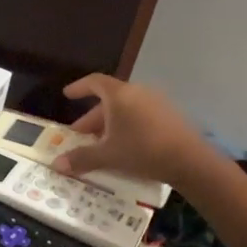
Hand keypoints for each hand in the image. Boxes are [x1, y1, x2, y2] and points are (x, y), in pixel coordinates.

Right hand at [52, 74, 209, 183]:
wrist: (189, 160)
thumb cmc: (142, 151)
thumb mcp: (108, 156)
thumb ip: (81, 158)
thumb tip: (56, 164)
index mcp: (119, 95)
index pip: (95, 82)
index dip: (79, 87)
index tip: (67, 95)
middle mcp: (138, 92)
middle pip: (109, 99)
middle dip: (92, 117)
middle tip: (80, 134)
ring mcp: (157, 102)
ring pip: (126, 109)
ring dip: (110, 124)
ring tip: (102, 143)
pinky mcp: (170, 115)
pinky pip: (141, 115)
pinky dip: (128, 126)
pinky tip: (126, 146)